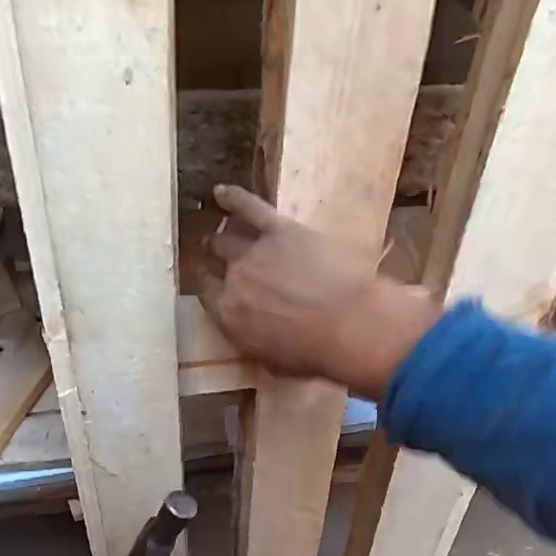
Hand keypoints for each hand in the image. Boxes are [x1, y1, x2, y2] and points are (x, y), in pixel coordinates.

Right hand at [201, 184, 441, 399]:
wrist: (347, 325)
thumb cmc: (315, 354)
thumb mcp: (276, 363)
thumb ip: (258, 346)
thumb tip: (258, 343)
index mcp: (229, 316)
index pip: (208, 294)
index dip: (211, 288)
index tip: (214, 286)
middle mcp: (233, 280)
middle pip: (215, 262)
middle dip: (214, 260)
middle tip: (217, 258)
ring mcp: (254, 250)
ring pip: (227, 236)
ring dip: (222, 236)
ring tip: (219, 233)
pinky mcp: (279, 228)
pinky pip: (249, 207)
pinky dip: (234, 198)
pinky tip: (222, 192)